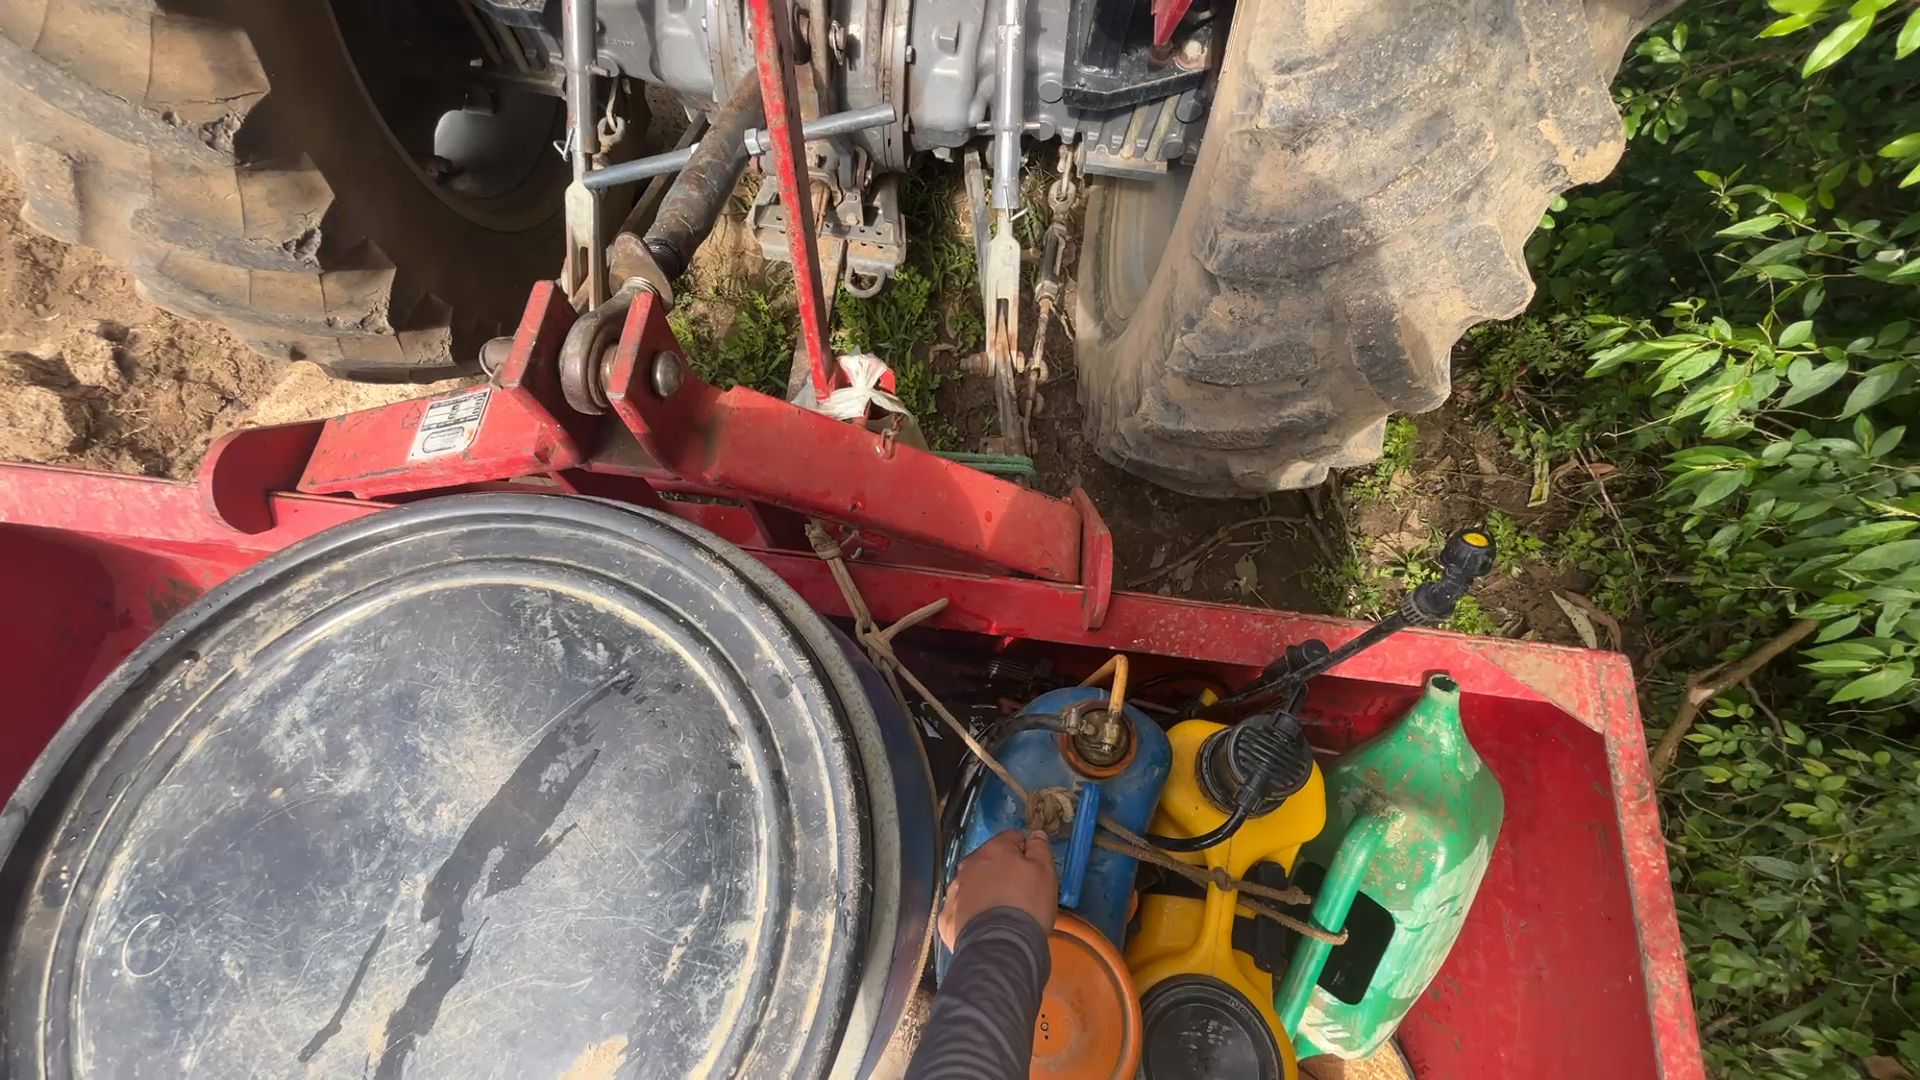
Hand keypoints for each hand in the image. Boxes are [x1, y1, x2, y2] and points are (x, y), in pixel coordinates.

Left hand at [938, 829, 1057, 948]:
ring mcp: (955, 890)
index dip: (1024, 852)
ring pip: (972, 883)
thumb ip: (1040, 849)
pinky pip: (960, 908)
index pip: (1011, 838)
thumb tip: (1035, 834)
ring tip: (1000, 914)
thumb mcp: (1045, 873)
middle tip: (1018, 894)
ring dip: (984, 891)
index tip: (1033, 871)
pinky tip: (983, 927)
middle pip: (989, 860)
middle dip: (1002, 871)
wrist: (1000, 948)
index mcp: (994, 849)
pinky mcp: (947, 916)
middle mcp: (969, 864)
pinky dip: (970, 914)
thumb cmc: (1027, 906)